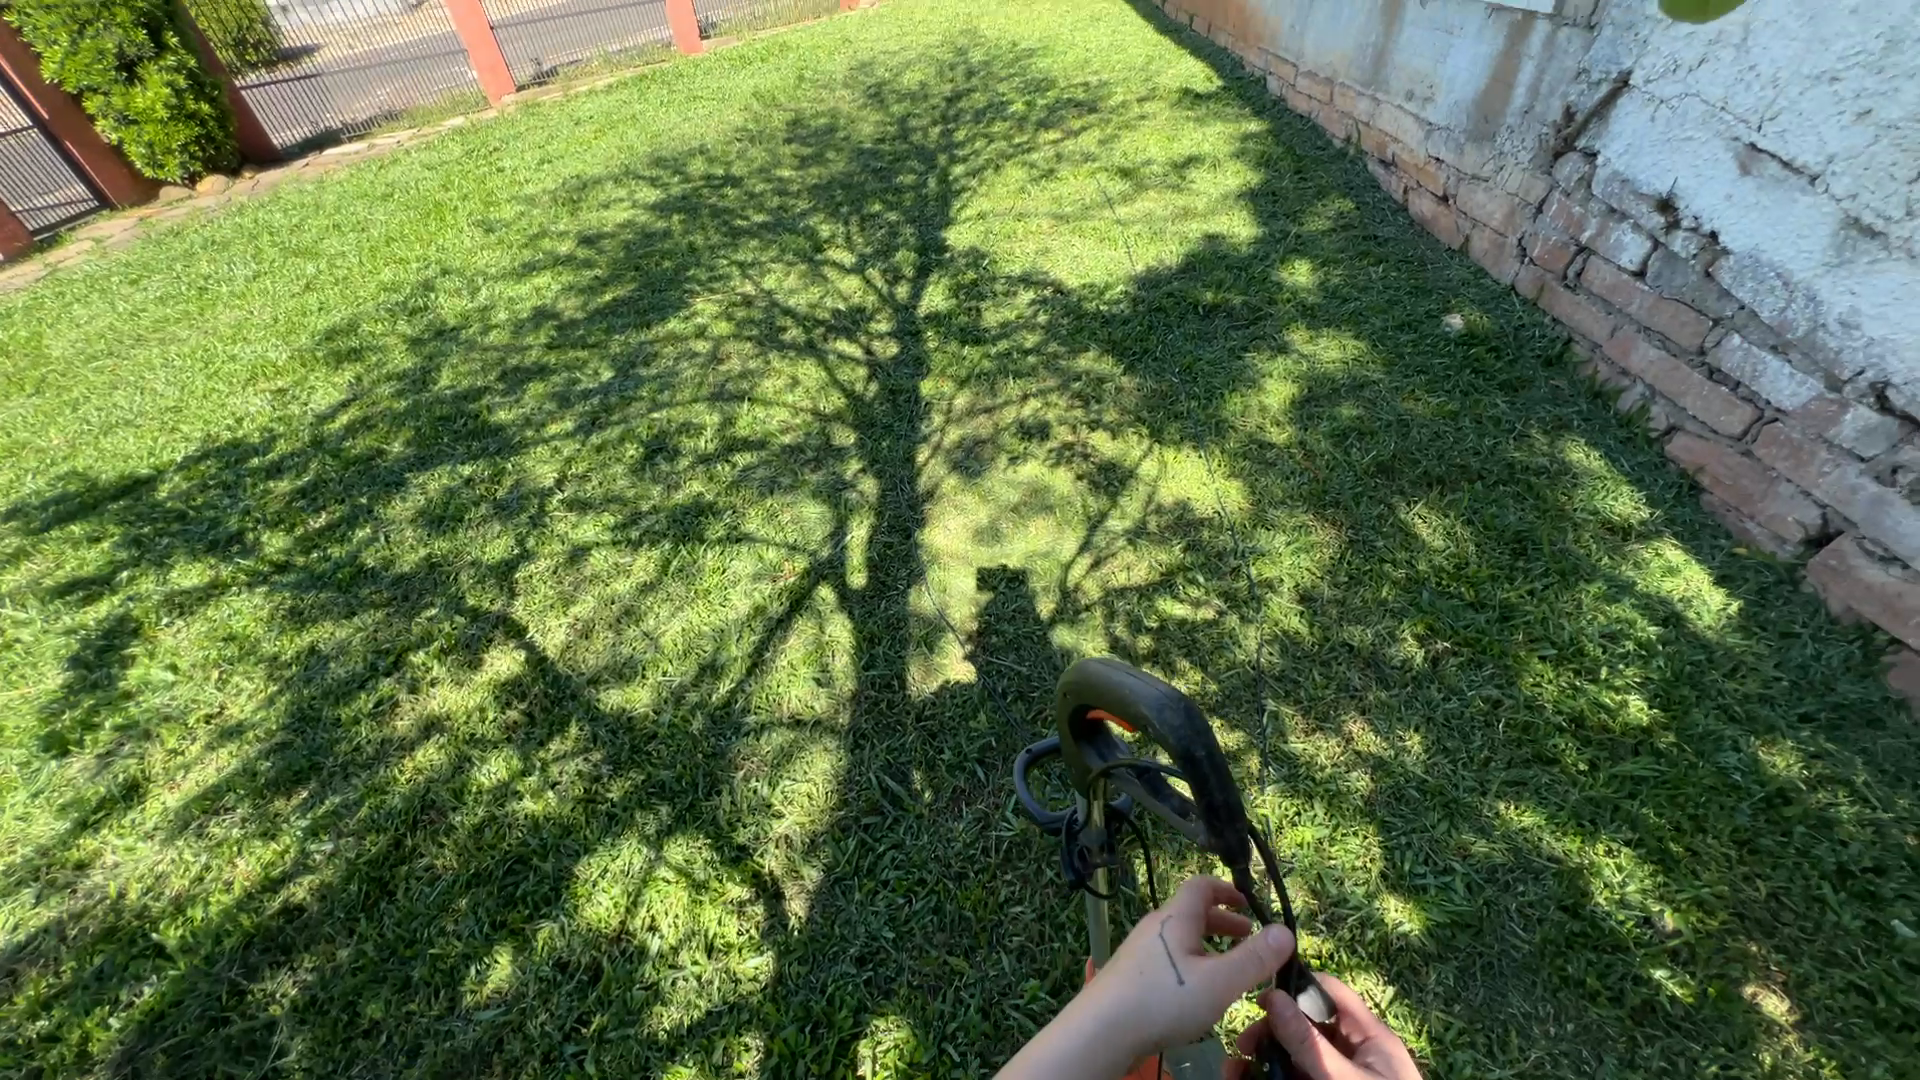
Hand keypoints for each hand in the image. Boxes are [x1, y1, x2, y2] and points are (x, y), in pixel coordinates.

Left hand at [1076, 875, 1299, 1060]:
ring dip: (1210, 944)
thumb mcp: (1219, 981)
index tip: (1250, 903)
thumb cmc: (1164, 997)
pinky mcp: (1134, 972)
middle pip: (1193, 911)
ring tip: (1232, 966)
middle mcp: (1157, 924)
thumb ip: (1253, 958)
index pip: (1201, 885)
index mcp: (1176, 916)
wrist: (1104, 1027)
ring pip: (1182, 936)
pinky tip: (1201, 989)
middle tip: (1250, 937)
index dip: (1227, 889)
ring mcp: (1142, 948)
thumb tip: (1286, 930)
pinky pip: (1171, 955)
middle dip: (1224, 921)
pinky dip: (1194, 961)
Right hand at [1225, 973, 1422, 1079]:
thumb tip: (1273, 996)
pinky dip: (1277, 1074)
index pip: (1330, 990)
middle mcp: (1354, 1050)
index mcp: (1369, 1037)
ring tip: (1237, 1069)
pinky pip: (1299, 1075)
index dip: (1296, 985)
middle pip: (1306, 1022)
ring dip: (1268, 1056)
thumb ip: (1309, 1042)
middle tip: (1244, 1045)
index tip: (1259, 997)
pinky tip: (1250, 1077)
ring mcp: (1342, 1074)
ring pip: (1298, 1052)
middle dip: (1272, 1030)